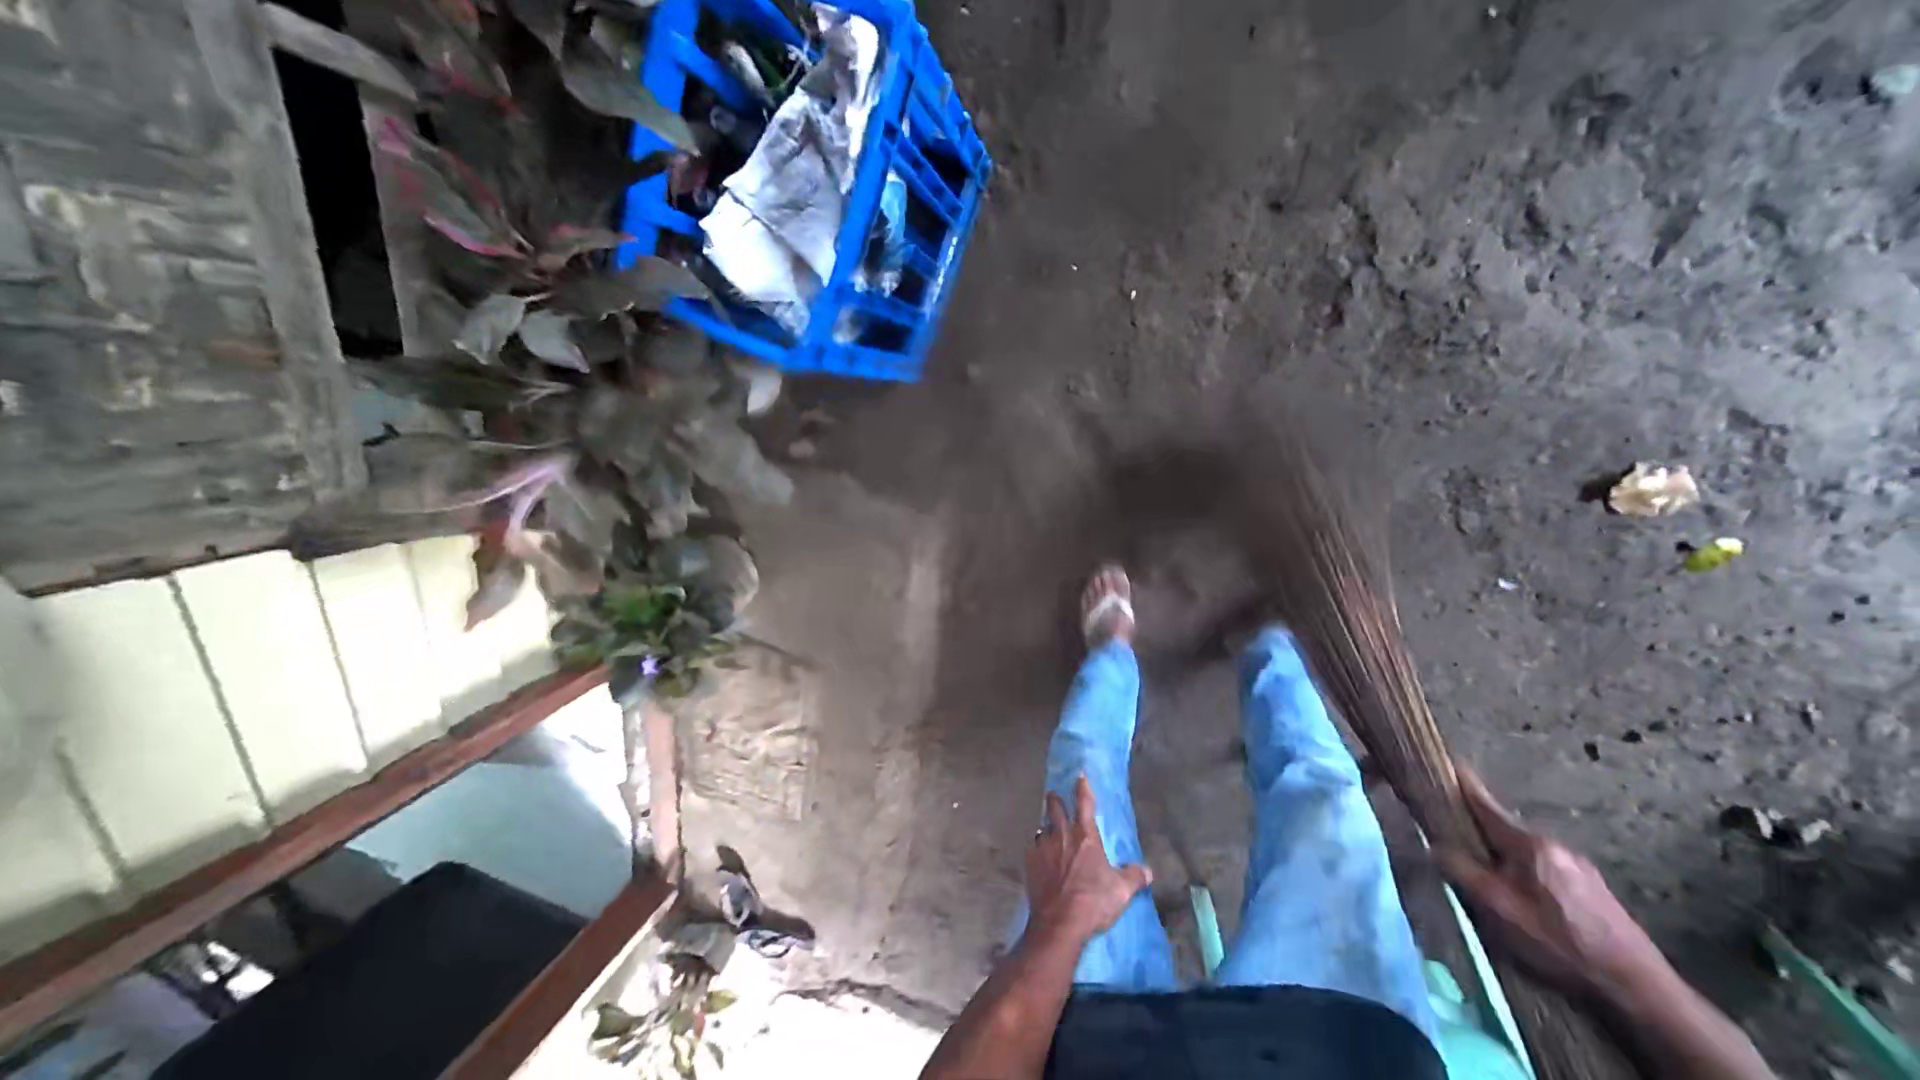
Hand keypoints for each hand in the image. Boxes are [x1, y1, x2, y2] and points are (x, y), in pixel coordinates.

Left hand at [1024, 775, 1151, 945]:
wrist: (1059, 923)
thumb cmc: (1093, 902)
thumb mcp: (1122, 891)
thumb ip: (1134, 876)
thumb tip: (1147, 871)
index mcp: (1085, 836)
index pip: (1084, 804)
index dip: (1083, 788)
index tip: (1080, 775)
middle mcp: (1061, 836)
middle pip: (1055, 809)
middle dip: (1055, 799)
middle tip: (1054, 795)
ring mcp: (1042, 849)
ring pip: (1042, 828)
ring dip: (1046, 825)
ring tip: (1048, 827)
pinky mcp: (1030, 864)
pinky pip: (1033, 848)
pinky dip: (1037, 848)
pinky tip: (1039, 855)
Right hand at [1436, 765, 1668, 1002]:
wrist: (1635, 985)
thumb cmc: (1559, 942)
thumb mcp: (1498, 907)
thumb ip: (1461, 870)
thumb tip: (1433, 845)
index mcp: (1530, 844)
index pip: (1485, 805)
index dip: (1462, 784)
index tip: (1446, 762)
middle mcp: (1555, 844)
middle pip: (1503, 828)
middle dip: (1477, 829)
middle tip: (1452, 837)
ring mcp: (1578, 865)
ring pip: (1523, 850)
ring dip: (1501, 855)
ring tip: (1485, 875)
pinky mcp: (1591, 887)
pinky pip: (1543, 866)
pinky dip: (1522, 870)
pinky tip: (1521, 896)